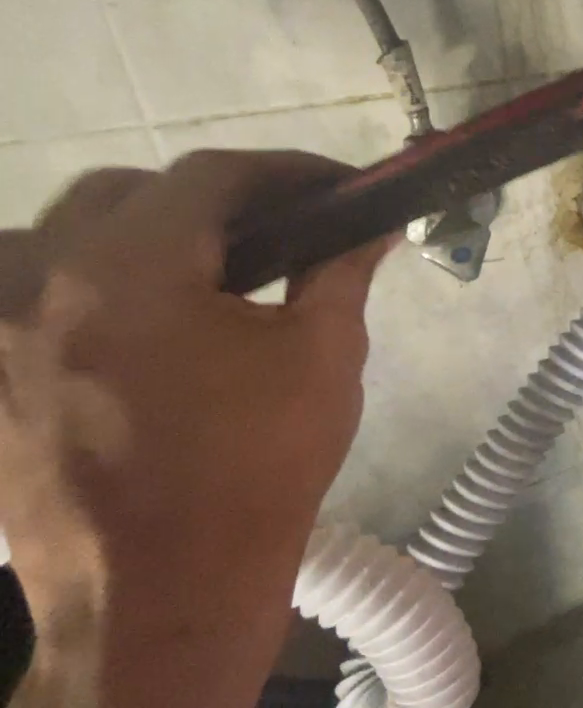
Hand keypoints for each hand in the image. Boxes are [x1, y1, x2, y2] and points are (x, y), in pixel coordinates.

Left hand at [0, 150, 391, 706]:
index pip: (209, 177)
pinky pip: (8, 305)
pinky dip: (64, 288)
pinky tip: (123, 322)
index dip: (286, 169)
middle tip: (277, 226)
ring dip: (117, 233)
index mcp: (129, 273)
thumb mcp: (327, 351)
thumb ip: (342, 271)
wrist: (168, 581)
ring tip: (188, 268)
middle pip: (116, 193)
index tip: (341, 186)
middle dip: (208, 195)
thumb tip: (378, 224)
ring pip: (39, 240)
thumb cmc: (261, 456)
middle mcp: (36, 289)